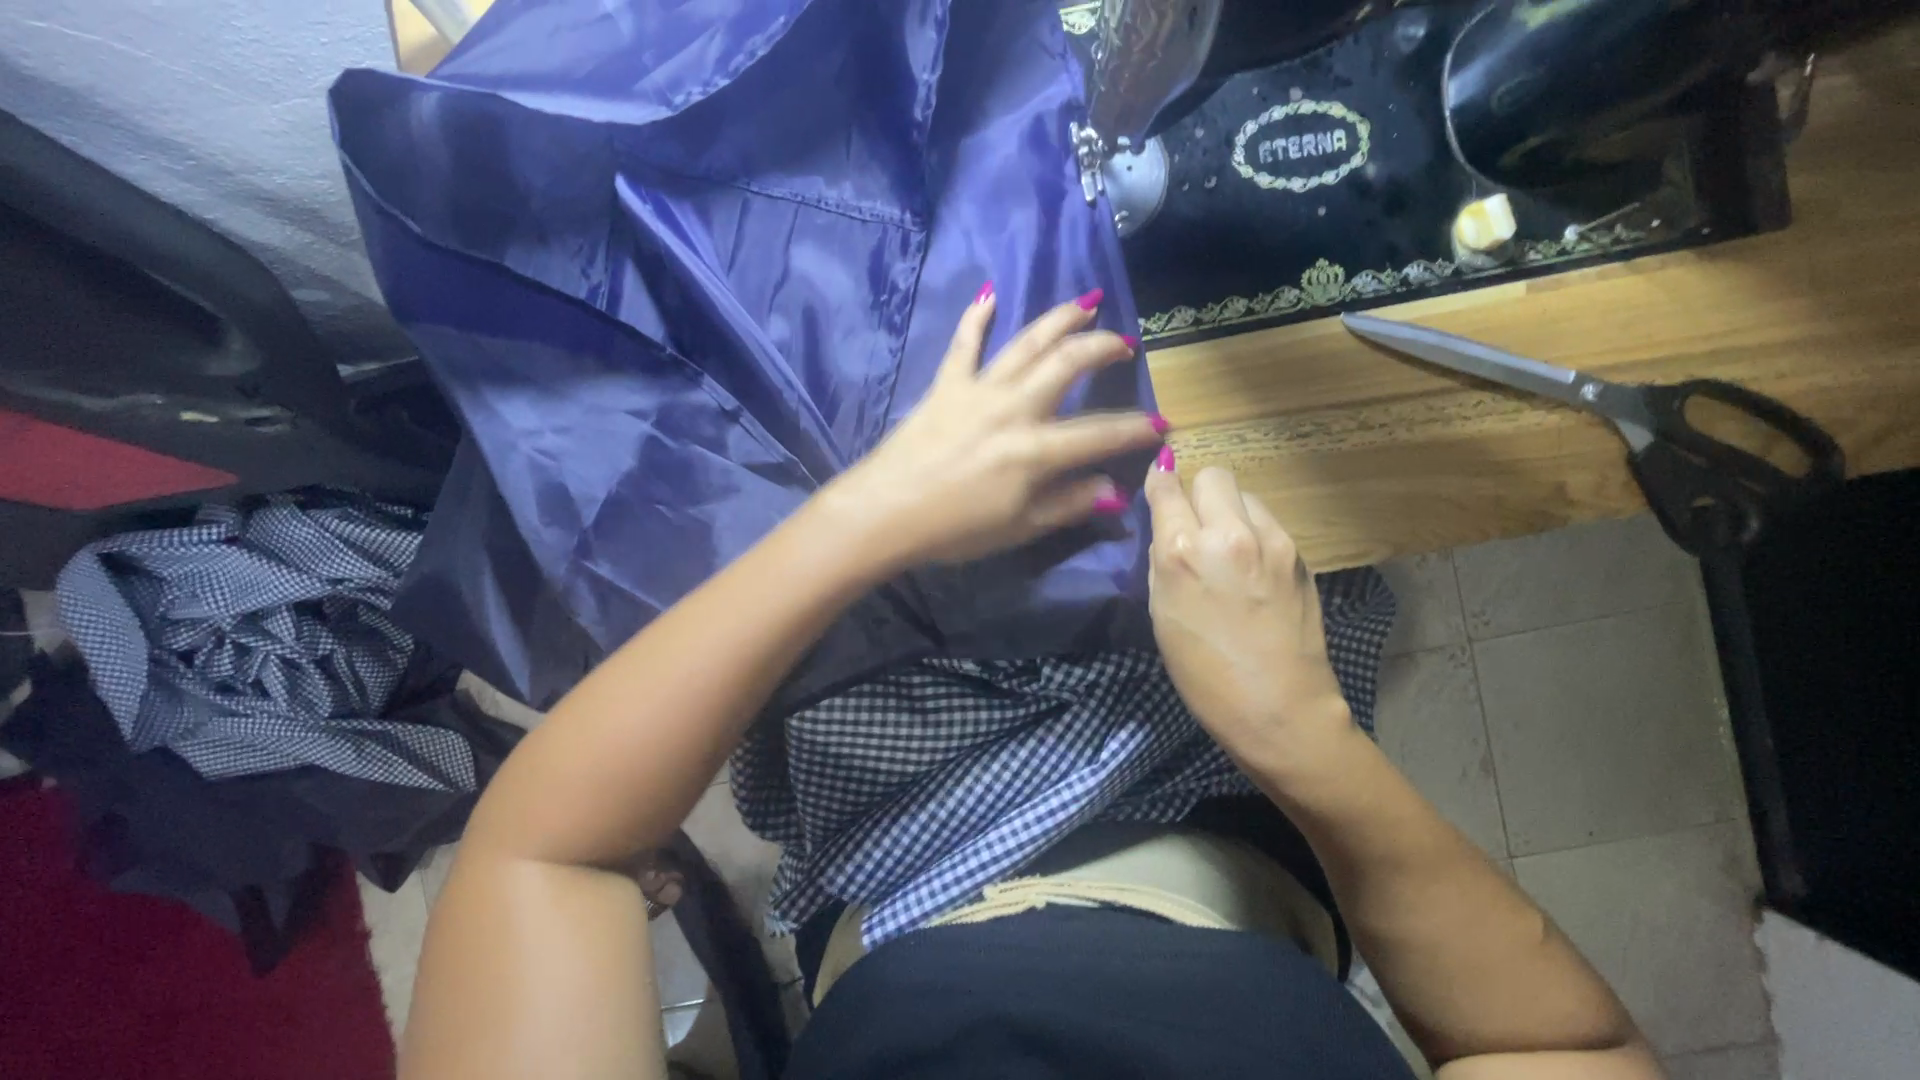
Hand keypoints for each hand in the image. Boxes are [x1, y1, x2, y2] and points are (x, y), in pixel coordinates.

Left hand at [826, 285, 1164, 566]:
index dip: (1135, 430)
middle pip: (1067, 364)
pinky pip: (964, 344)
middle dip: (1102, 349)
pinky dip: (977, 317)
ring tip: (1085, 302)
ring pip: (1026, 344)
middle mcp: (1013, 408)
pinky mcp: (945, 386)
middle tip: (1124, 345)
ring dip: (1058, 320)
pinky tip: (989, 294)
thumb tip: (1115, 491)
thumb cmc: (953, 530)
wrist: (883, 512)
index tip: (1162, 424)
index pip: (1099, 434)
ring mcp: (977, 391)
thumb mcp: (1018, 527)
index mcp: (1035, 450)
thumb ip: (1068, 505)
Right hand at [1142, 464, 1350, 763]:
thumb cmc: (1204, 675)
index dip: (1159, 483)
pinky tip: (1254, 568)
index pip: (1165, 486)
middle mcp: (1227, 534)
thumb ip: (1164, 560)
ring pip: (1244, 494)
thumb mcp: (1163, 614)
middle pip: (1213, 475)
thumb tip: (1167, 527)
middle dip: (1199, 492)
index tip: (1158, 488)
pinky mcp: (1298, 553)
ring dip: (1229, 511)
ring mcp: (1270, 541)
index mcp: (1182, 552)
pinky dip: (1254, 532)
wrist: (1279, 707)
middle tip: (1196, 524)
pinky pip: (1268, 522)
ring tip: (1228, 548)